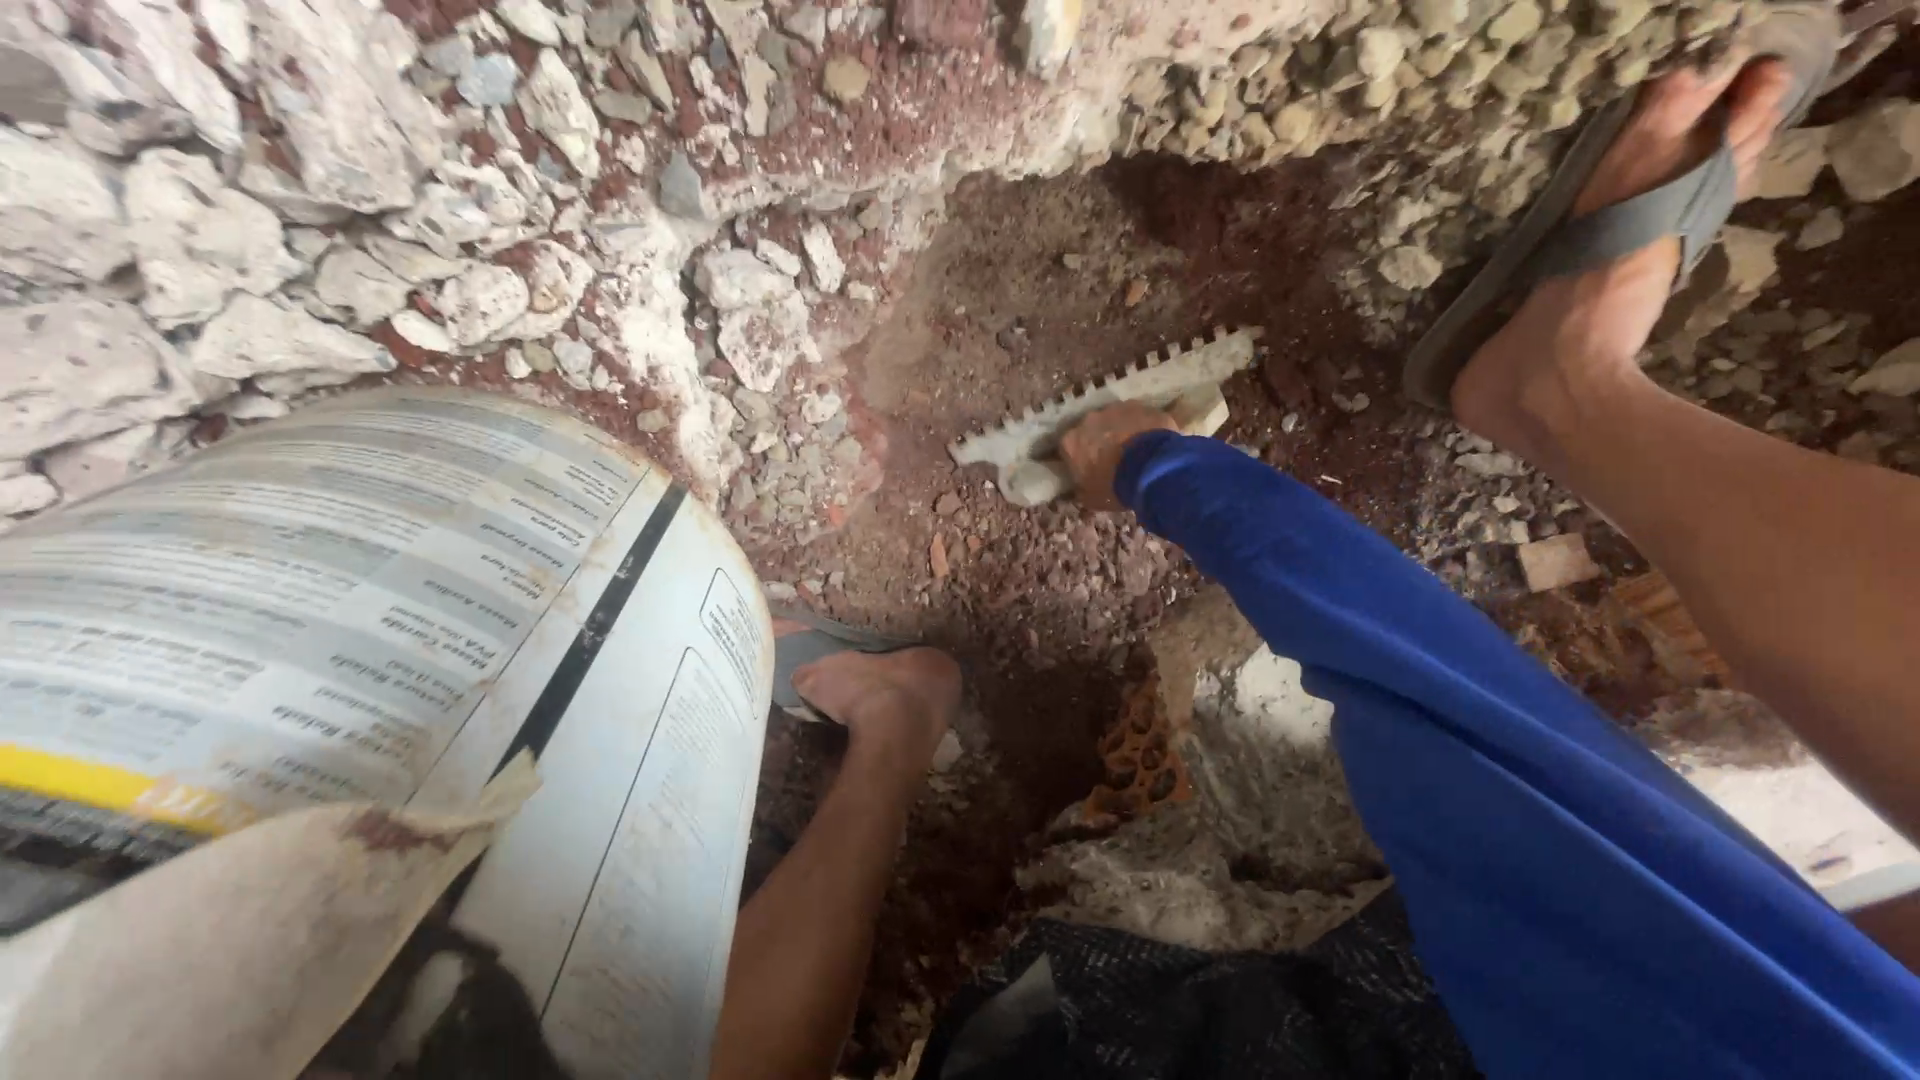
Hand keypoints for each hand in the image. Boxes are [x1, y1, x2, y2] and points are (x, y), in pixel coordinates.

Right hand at [1059, 402, 1177, 510]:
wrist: (1151, 469)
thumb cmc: (1115, 486)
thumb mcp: (1091, 498)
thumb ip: (1082, 490)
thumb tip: (1081, 488)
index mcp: (1071, 442)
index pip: (1068, 448)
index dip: (1079, 458)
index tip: (1088, 469)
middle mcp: (1088, 419)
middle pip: (1091, 429)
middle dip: (1099, 440)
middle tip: (1113, 458)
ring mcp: (1115, 409)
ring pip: (1115, 419)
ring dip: (1121, 430)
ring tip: (1135, 449)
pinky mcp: (1140, 405)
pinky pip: (1138, 416)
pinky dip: (1142, 426)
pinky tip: (1152, 441)